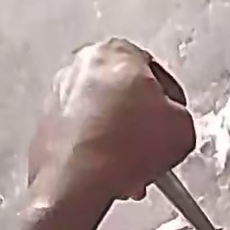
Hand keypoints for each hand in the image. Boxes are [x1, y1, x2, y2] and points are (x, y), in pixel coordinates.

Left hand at [28, 39, 196, 206]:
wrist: (80, 177)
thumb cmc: (123, 146)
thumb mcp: (182, 129)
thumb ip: (181, 118)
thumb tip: (175, 124)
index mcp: (119, 53)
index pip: (156, 73)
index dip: (171, 103)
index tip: (174, 120)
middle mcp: (84, 65)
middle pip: (125, 95)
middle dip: (141, 124)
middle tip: (155, 146)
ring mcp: (60, 93)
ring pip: (103, 118)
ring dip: (121, 141)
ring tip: (136, 167)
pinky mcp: (48, 124)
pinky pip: (83, 136)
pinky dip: (98, 152)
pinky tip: (114, 172)